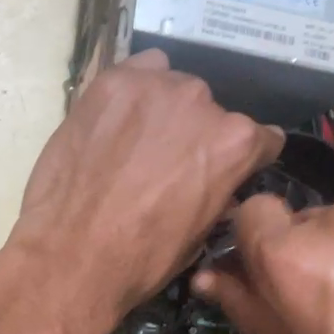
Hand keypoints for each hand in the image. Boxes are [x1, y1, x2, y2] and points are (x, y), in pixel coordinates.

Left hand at [10, 50, 282, 323]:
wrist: (72, 256)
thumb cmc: (140, 260)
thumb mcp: (198, 237)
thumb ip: (218, 196)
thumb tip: (220, 188)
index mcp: (234, 144)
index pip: (261, 138)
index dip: (247, 159)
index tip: (229, 170)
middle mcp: (202, 102)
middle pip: (211, 111)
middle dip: (197, 135)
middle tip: (168, 165)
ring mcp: (154, 86)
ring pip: (173, 86)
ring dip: (164, 111)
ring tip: (137, 143)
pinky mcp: (110, 82)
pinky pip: (136, 72)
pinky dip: (134, 93)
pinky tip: (116, 121)